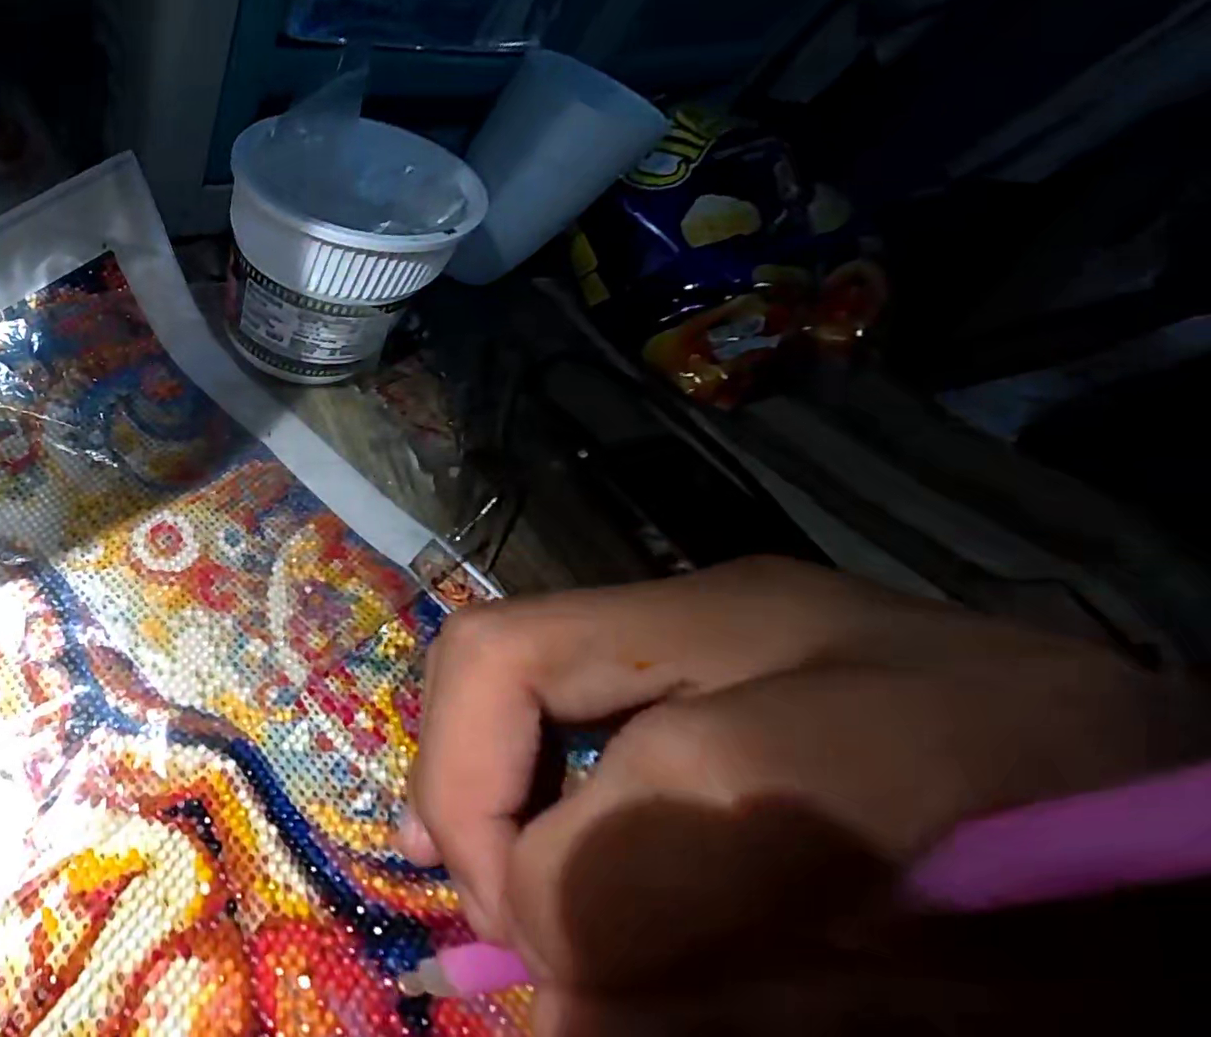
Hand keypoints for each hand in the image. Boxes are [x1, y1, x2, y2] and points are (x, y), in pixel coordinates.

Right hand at [397, 557, 1208, 1033]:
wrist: (1138, 792)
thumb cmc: (1101, 917)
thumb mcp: (963, 1010)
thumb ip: (742, 1007)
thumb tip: (558, 1013)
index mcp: (926, 712)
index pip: (689, 781)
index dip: (577, 903)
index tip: (566, 994)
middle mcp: (769, 613)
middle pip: (512, 654)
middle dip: (466, 795)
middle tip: (498, 914)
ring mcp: (699, 600)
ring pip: (491, 645)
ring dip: (458, 767)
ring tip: (483, 868)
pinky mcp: (665, 619)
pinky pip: (519, 656)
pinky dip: (477, 737)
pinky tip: (494, 809)